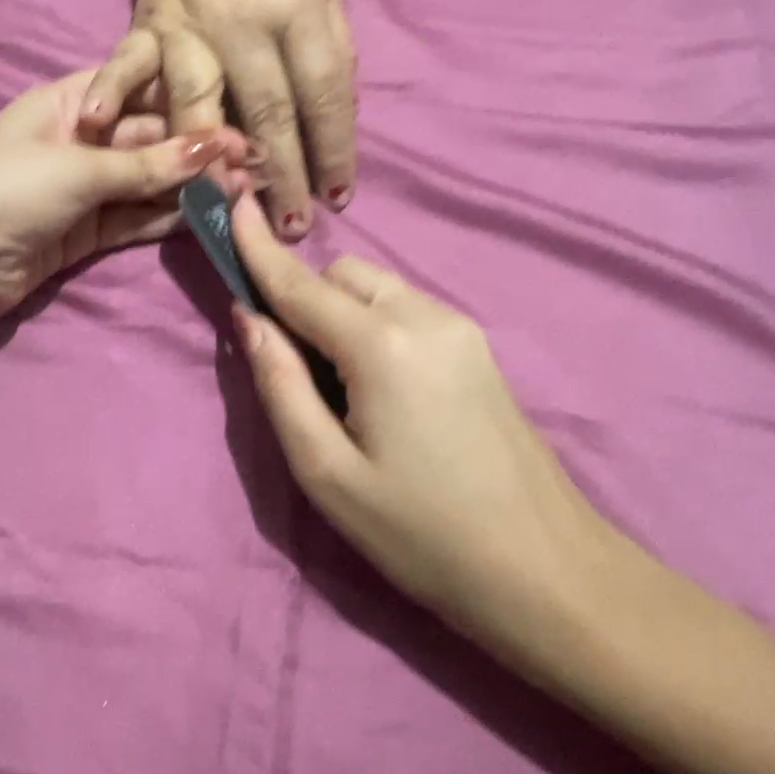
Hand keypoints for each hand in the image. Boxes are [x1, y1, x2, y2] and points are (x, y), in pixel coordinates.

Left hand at [0, 70, 253, 313]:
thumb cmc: (9, 189)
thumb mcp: (80, 168)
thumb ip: (149, 162)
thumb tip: (215, 147)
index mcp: (67, 103)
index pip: (134, 88)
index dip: (183, 102)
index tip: (232, 115)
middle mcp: (78, 139)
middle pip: (145, 139)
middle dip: (194, 150)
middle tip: (250, 161)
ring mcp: (81, 187)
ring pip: (144, 181)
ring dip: (187, 186)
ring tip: (240, 189)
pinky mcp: (84, 230)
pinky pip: (132, 216)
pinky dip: (164, 215)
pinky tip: (205, 213)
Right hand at [82, 0, 356, 240]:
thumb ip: (334, 54)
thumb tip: (335, 130)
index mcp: (296, 7)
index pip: (322, 91)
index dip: (333, 149)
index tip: (337, 198)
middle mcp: (242, 20)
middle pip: (267, 110)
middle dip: (281, 176)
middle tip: (291, 228)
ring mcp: (187, 26)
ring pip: (200, 102)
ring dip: (209, 160)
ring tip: (222, 207)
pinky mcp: (144, 28)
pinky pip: (126, 65)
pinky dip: (109, 92)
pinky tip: (96, 124)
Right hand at [227, 193, 607, 628]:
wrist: (547, 573)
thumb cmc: (420, 533)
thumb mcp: (326, 471)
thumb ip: (280, 384)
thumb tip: (249, 317)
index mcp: (381, 345)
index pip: (300, 283)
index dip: (256, 245)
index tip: (227, 200)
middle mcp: (424, 316)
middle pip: (341, 276)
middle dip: (302, 300)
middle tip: (291, 370)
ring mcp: (459, 329)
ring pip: (375, 289)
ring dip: (337, 314)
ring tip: (336, 390)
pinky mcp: (477, 349)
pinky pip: (404, 311)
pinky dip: (370, 327)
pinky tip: (377, 391)